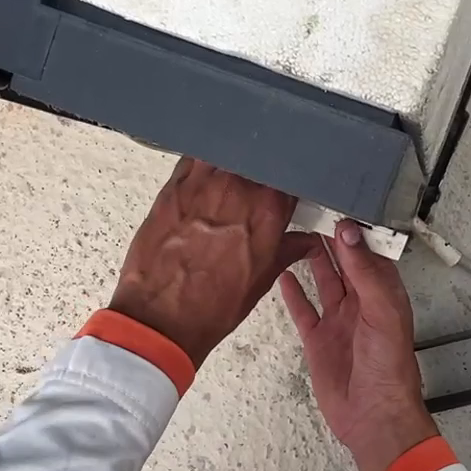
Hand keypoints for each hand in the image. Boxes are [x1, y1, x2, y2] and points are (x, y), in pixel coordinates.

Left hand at [110, 158, 317, 365]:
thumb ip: (288, 250)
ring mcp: (204, 183)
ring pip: (228, 154)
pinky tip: (206, 177)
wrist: (162, 316)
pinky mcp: (174, 186)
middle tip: (256, 194)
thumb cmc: (212, 304)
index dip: (289, 185)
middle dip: (262, 174)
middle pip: (259, 163)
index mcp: (269, 210)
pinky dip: (205, 162)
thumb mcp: (262, 280)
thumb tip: (308, 242)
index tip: (285, 194)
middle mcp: (239, 188)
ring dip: (234, 164)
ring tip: (230, 186)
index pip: (289, 179)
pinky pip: (195, 158)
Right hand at [278, 221, 438, 470]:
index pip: (369, 252)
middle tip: (310, 207)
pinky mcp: (317, 339)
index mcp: (383, 294)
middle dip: (330, 237)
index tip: (336, 201)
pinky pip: (302, 309)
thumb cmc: (387, 365)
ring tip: (294, 229)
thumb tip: (349, 232)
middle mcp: (361, 303)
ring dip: (312, 257)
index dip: (355, 229)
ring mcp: (338, 320)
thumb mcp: (382, 312)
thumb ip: (365, 272)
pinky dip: (292, 291)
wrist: (372, 416)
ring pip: (323, 280)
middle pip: (344, 262)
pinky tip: (280, 272)